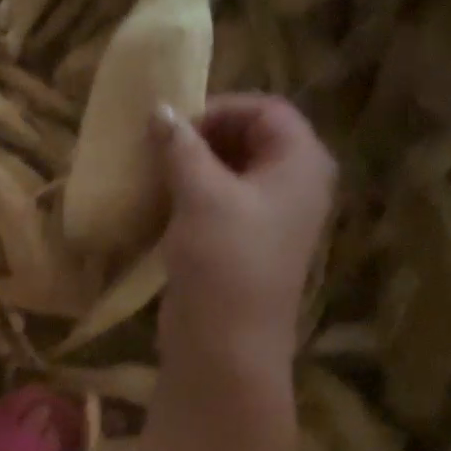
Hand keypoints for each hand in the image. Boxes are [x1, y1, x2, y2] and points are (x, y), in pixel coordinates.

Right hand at [152, 94, 335, 374]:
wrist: (225, 341)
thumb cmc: (223, 261)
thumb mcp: (201, 196)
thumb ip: (180, 149)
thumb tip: (159, 110)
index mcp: (300, 162)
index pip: (265, 110)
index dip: (216, 111)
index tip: (168, 128)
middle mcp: (293, 182)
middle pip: (249, 138)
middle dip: (200, 138)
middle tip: (154, 152)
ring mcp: (268, 216)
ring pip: (230, 172)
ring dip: (189, 169)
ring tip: (150, 178)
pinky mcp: (241, 243)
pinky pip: (218, 204)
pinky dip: (188, 197)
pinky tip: (157, 208)